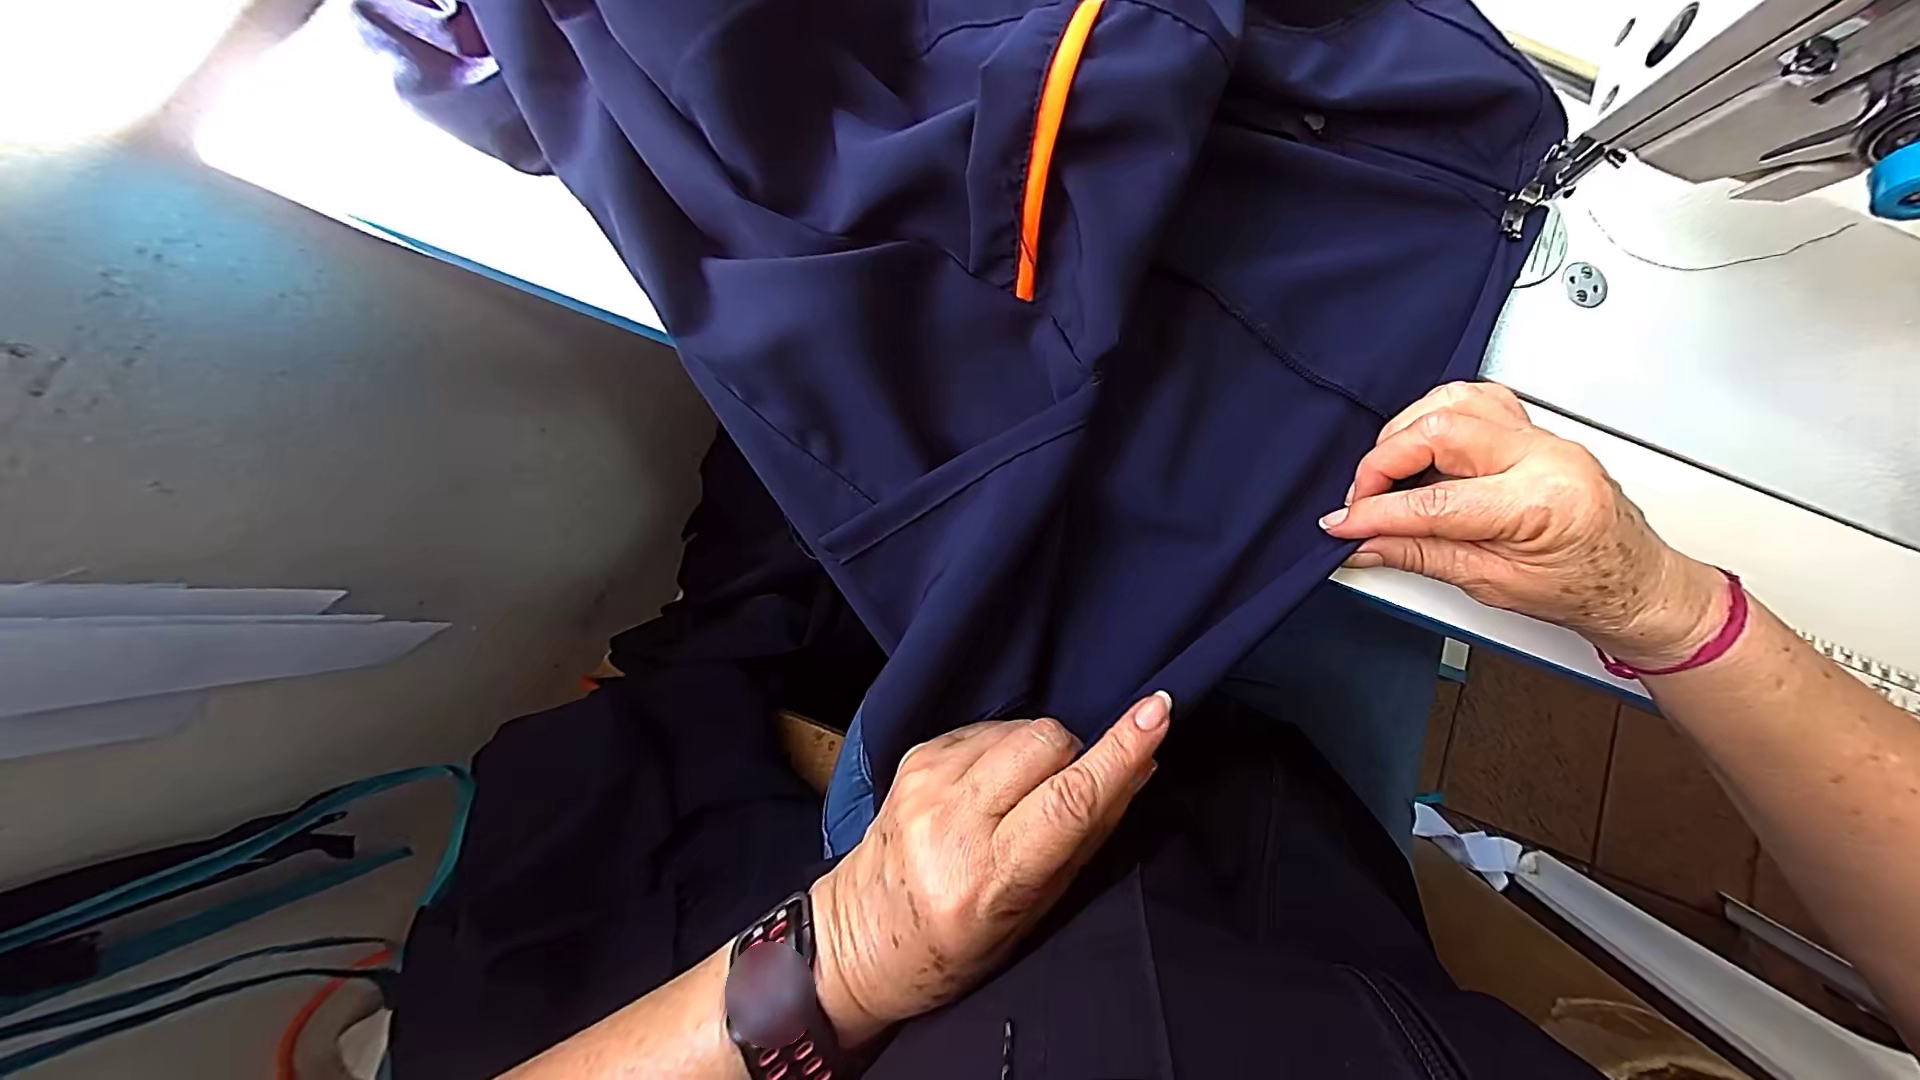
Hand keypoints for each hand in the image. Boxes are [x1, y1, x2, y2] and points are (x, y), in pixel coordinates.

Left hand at [808, 693, 1170, 1045]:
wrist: (860, 931)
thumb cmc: (951, 943)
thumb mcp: (1031, 912)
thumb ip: (1088, 835)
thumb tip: (1139, 768)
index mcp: (985, 875)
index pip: (1068, 800)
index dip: (1119, 753)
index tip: (1156, 712)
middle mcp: (949, 819)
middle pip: (1045, 741)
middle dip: (1071, 757)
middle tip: (1057, 797)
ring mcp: (926, 779)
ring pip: (1020, 728)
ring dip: (1035, 754)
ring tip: (1012, 800)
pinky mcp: (916, 753)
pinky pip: (988, 728)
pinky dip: (1002, 750)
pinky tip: (984, 788)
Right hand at [1319, 381, 1726, 668]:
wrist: (1634, 583)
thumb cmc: (1581, 588)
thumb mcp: (1488, 583)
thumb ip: (1416, 555)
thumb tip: (1362, 543)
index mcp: (1541, 503)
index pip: (1431, 501)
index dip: (1373, 513)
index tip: (1340, 524)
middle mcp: (1545, 457)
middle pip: (1437, 430)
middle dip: (1381, 464)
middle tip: (1359, 500)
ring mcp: (1541, 438)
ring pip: (1453, 401)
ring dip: (1404, 434)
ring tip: (1385, 473)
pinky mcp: (1531, 432)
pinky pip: (1474, 400)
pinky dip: (1432, 417)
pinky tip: (1416, 446)